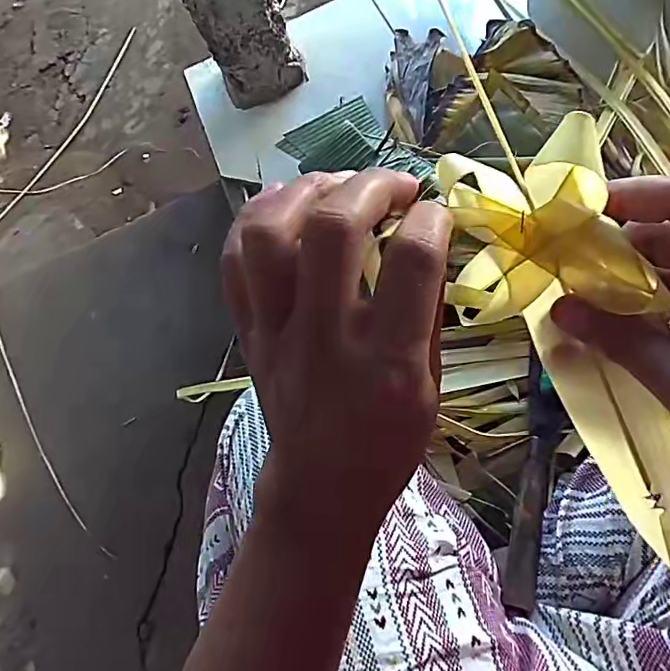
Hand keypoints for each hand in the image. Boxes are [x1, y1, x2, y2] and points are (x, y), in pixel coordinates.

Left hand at [220, 170, 452, 547]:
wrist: (320, 486)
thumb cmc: (389, 441)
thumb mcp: (433, 385)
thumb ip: (429, 308)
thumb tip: (428, 234)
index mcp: (389, 362)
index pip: (412, 261)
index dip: (430, 218)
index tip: (434, 211)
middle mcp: (326, 339)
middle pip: (335, 231)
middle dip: (371, 186)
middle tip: (394, 185)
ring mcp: (277, 333)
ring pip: (270, 236)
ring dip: (305, 192)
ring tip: (336, 185)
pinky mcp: (247, 332)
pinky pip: (235, 261)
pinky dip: (255, 218)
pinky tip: (285, 201)